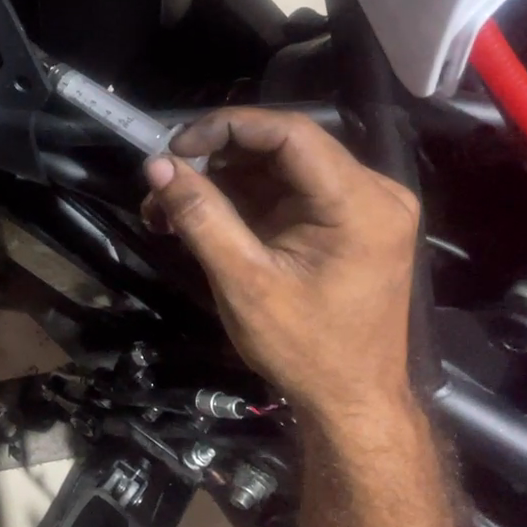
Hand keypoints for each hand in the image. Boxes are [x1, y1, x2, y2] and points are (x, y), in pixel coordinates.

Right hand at [140, 108, 421, 429]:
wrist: (350, 399)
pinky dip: (234, 200)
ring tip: (165, 210)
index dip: (226, 127)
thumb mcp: (242, 280)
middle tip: (161, 184)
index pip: (290, 133)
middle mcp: (369, 192)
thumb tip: (157, 164)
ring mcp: (356, 207)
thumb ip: (200, 216)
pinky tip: (193, 220)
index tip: (174, 148)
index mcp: (360, 203)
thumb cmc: (304, 346)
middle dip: (212, 160)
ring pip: (272, 168)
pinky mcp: (338, 223)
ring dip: (216, 182)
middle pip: (279, 147)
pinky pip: (279, 192)